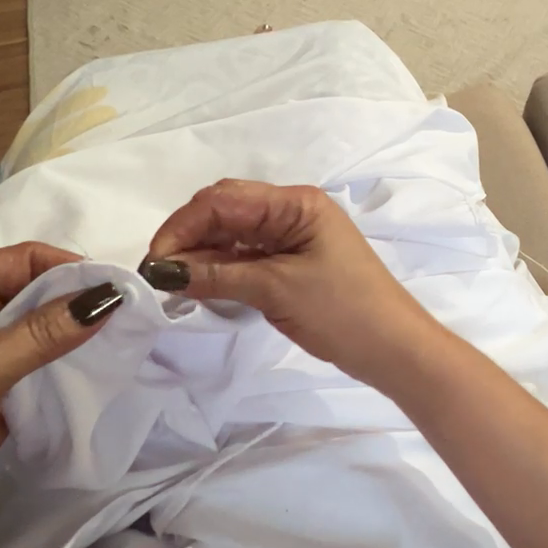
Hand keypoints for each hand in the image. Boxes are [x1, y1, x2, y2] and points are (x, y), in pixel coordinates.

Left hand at [0, 241, 115, 535]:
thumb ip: (42, 334)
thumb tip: (110, 296)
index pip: (19, 261)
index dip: (69, 267)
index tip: (121, 286)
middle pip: (33, 291)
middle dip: (78, 299)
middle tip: (134, 311)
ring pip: (40, 329)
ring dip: (77, 333)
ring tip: (128, 336)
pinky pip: (39, 363)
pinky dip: (67, 363)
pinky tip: (102, 365)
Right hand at [147, 179, 447, 388]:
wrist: (392, 348)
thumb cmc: (342, 310)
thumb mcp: (276, 289)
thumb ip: (218, 274)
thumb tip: (163, 271)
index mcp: (296, 203)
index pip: (224, 199)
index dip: (183, 225)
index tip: (154, 262)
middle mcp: (293, 211)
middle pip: (226, 211)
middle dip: (188, 236)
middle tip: (159, 274)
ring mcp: (293, 237)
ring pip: (234, 234)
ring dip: (202, 253)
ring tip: (173, 283)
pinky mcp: (292, 262)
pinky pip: (247, 255)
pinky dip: (221, 267)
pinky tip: (199, 284)